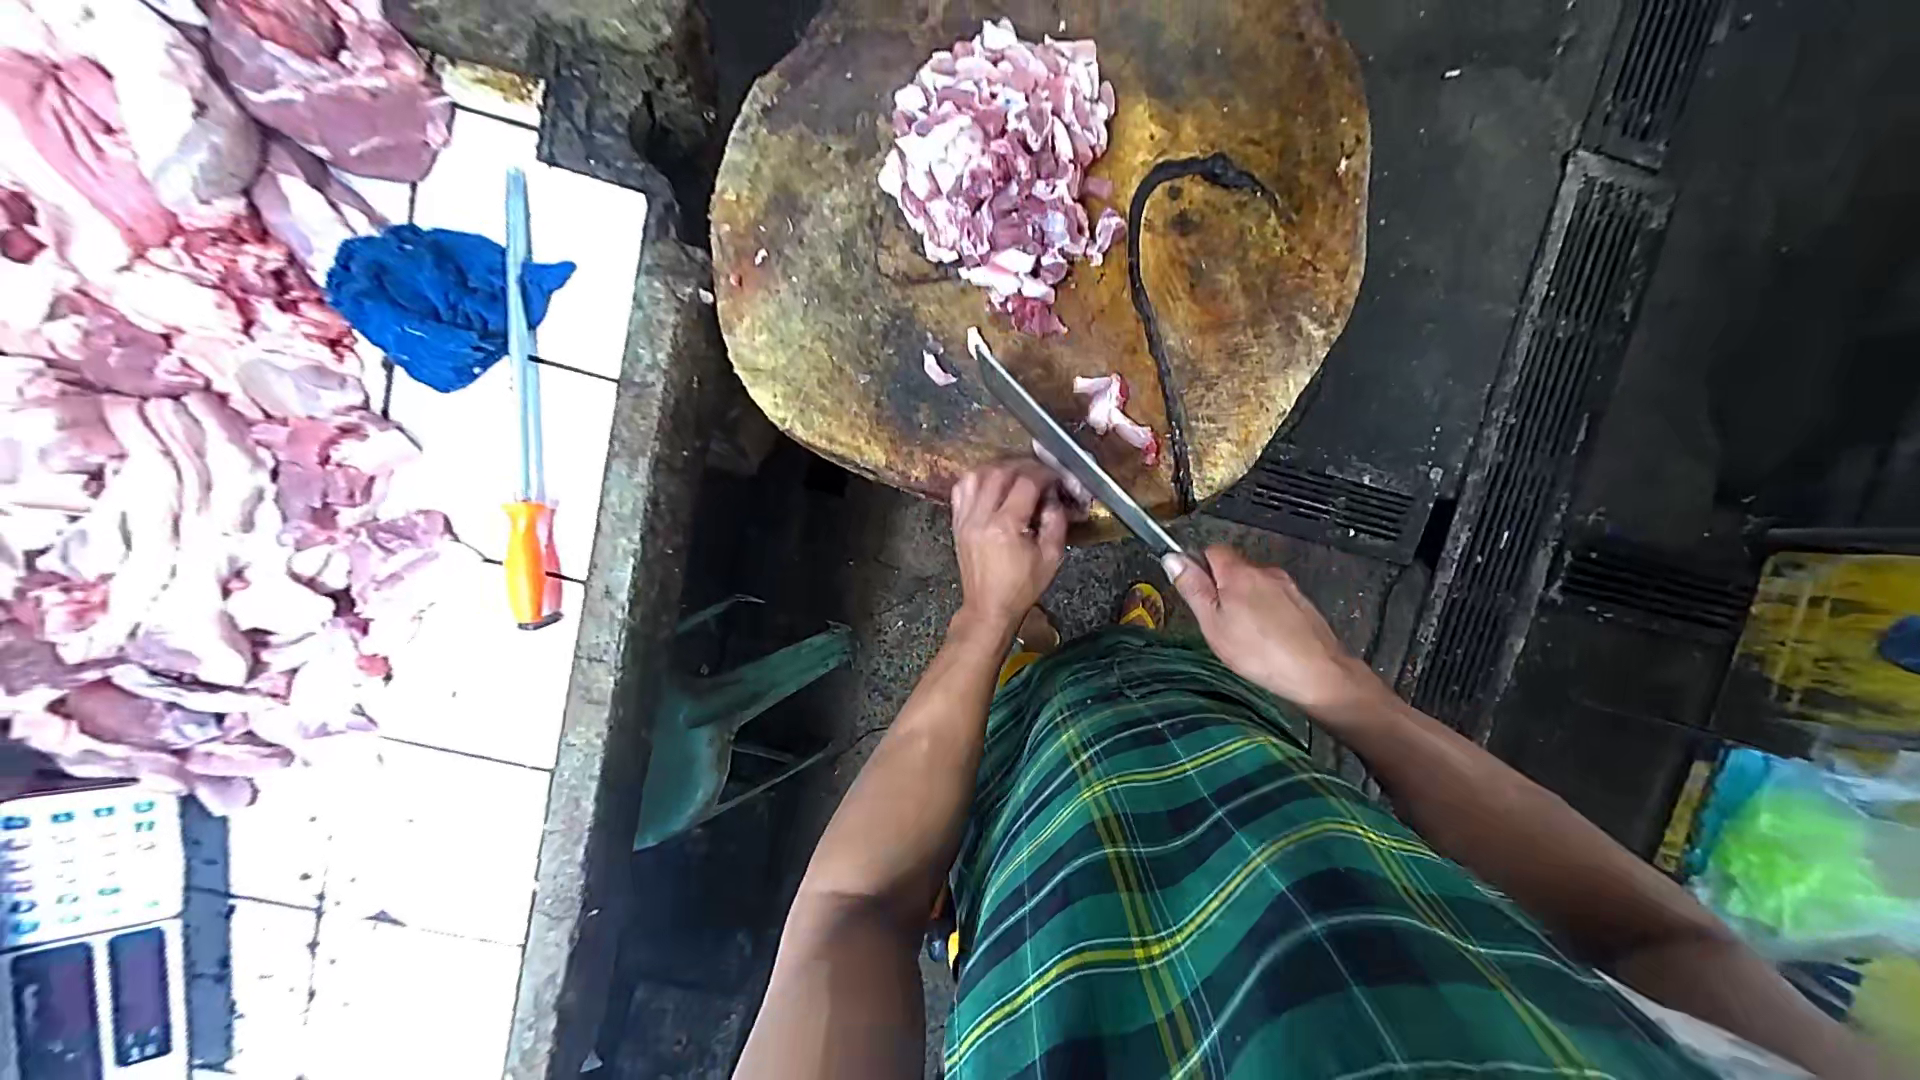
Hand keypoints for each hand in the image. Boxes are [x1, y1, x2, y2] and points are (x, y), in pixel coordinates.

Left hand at [949, 460, 1068, 636]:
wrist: (988, 607)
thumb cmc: (1021, 587)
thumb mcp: (1051, 557)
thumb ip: (1056, 521)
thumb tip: (1054, 496)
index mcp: (1005, 527)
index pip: (1025, 483)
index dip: (1044, 474)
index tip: (1055, 477)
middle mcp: (981, 518)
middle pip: (1000, 472)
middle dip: (1023, 466)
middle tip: (1039, 472)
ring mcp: (965, 519)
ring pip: (977, 475)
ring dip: (998, 468)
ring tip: (1016, 473)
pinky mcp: (957, 523)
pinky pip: (962, 489)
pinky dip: (977, 479)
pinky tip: (991, 483)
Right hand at [1163, 545, 1385, 711]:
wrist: (1318, 674)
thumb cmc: (1261, 653)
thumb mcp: (1212, 622)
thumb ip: (1192, 587)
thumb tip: (1173, 559)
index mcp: (1239, 573)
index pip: (1211, 550)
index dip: (1198, 567)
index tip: (1195, 590)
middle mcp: (1265, 572)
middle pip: (1233, 567)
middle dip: (1221, 588)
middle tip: (1216, 619)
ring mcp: (1287, 587)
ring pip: (1253, 585)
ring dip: (1243, 601)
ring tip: (1241, 633)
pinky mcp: (1301, 604)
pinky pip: (1272, 599)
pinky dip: (1264, 612)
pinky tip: (1263, 638)